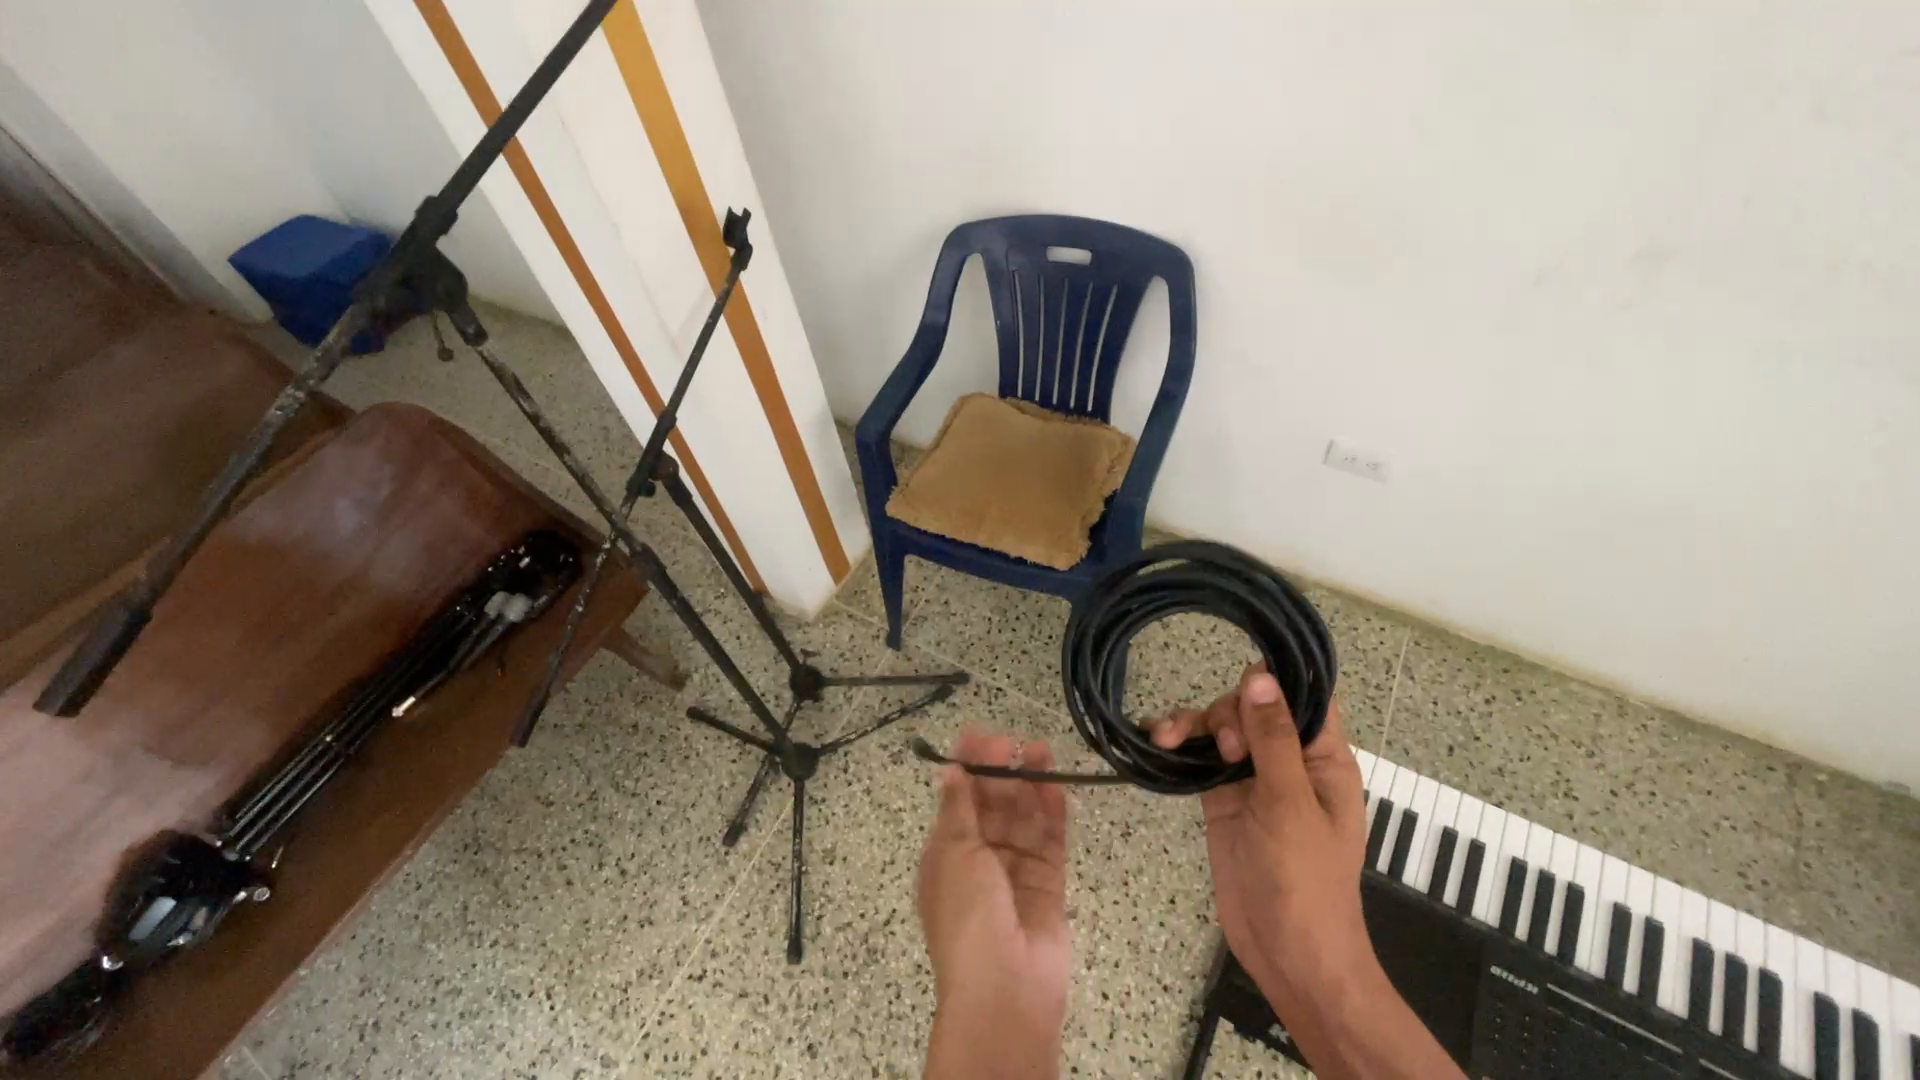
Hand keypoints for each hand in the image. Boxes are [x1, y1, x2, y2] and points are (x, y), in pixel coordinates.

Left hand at [916, 731, 1070, 1077]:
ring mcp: (1015, 873)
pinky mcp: (1047, 885)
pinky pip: (1050, 842)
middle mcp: (980, 861)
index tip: (979, 735)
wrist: (1005, 987)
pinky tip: (1056, 786)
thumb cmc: (967, 914)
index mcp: (946, 855)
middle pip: (993, 808)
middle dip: (1001, 773)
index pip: (958, 801)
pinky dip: (1053, 814)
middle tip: (1013, 740)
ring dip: (1031, 786)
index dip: (968, 768)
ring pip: (1024, 820)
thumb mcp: (953, 853)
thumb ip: (959, 808)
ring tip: (1041, 750)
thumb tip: (949, 770)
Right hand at [1153, 666, 1374, 1013]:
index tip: (1241, 674)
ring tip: (1169, 738)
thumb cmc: (1305, 880)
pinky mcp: (1222, 799)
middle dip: (1230, 713)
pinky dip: (1180, 747)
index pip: (1305, 697)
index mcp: (1323, 759)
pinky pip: (1200, 759)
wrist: (1288, 953)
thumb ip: (1273, 738)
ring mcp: (1253, 780)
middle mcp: (1289, 762)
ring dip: (1195, 725)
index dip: (1276, 678)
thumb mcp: (1290, 804)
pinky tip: (1157, 740)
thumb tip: (1260, 676)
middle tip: (1227, 749)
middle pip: (1253, 707)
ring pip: (1222, 729)